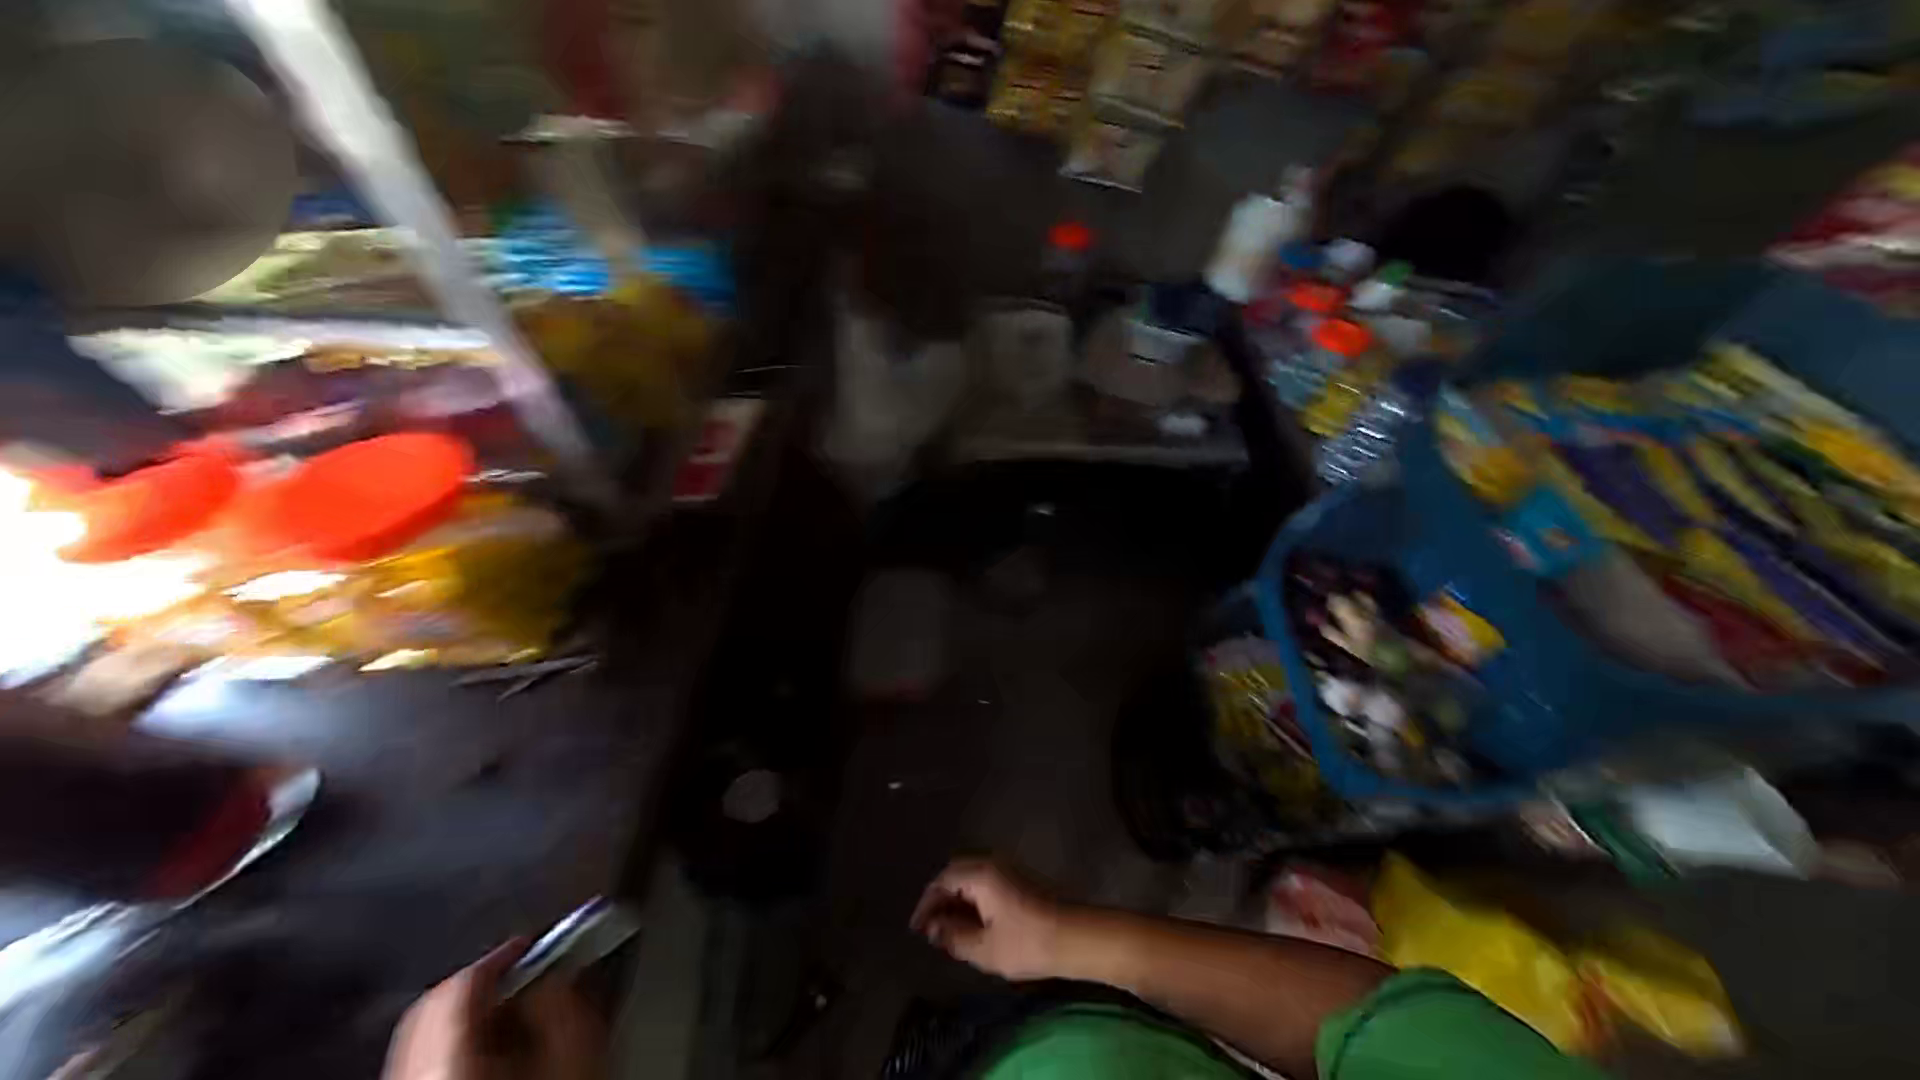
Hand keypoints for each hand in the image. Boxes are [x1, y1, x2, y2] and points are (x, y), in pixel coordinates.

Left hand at [383, 940, 604, 1079]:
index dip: (502, 955)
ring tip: (519, 1014)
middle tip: (528, 972)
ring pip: (424, 1043)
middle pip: (431, 1012)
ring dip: (471, 1017)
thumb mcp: (577, 1062)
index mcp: (449, 1067)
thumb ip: (566, 1005)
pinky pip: (425, 1070)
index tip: (535, 944)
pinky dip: (461, 1048)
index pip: (460, 987)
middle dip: (482, 984)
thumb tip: (556, 971)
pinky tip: (499, 1057)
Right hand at [910, 858, 1071, 981]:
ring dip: (956, 902)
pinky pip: (985, 885)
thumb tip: (932, 929)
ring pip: (971, 880)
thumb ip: (953, 936)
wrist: (1074, 938)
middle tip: (929, 929)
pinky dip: (972, 902)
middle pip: (955, 875)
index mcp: (980, 874)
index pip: (942, 881)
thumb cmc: (1026, 943)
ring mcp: (1007, 870)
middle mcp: (991, 864)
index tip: (916, 929)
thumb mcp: (984, 948)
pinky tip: (971, 925)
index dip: (926, 904)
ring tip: (947, 931)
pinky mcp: (1018, 881)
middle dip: (939, 901)